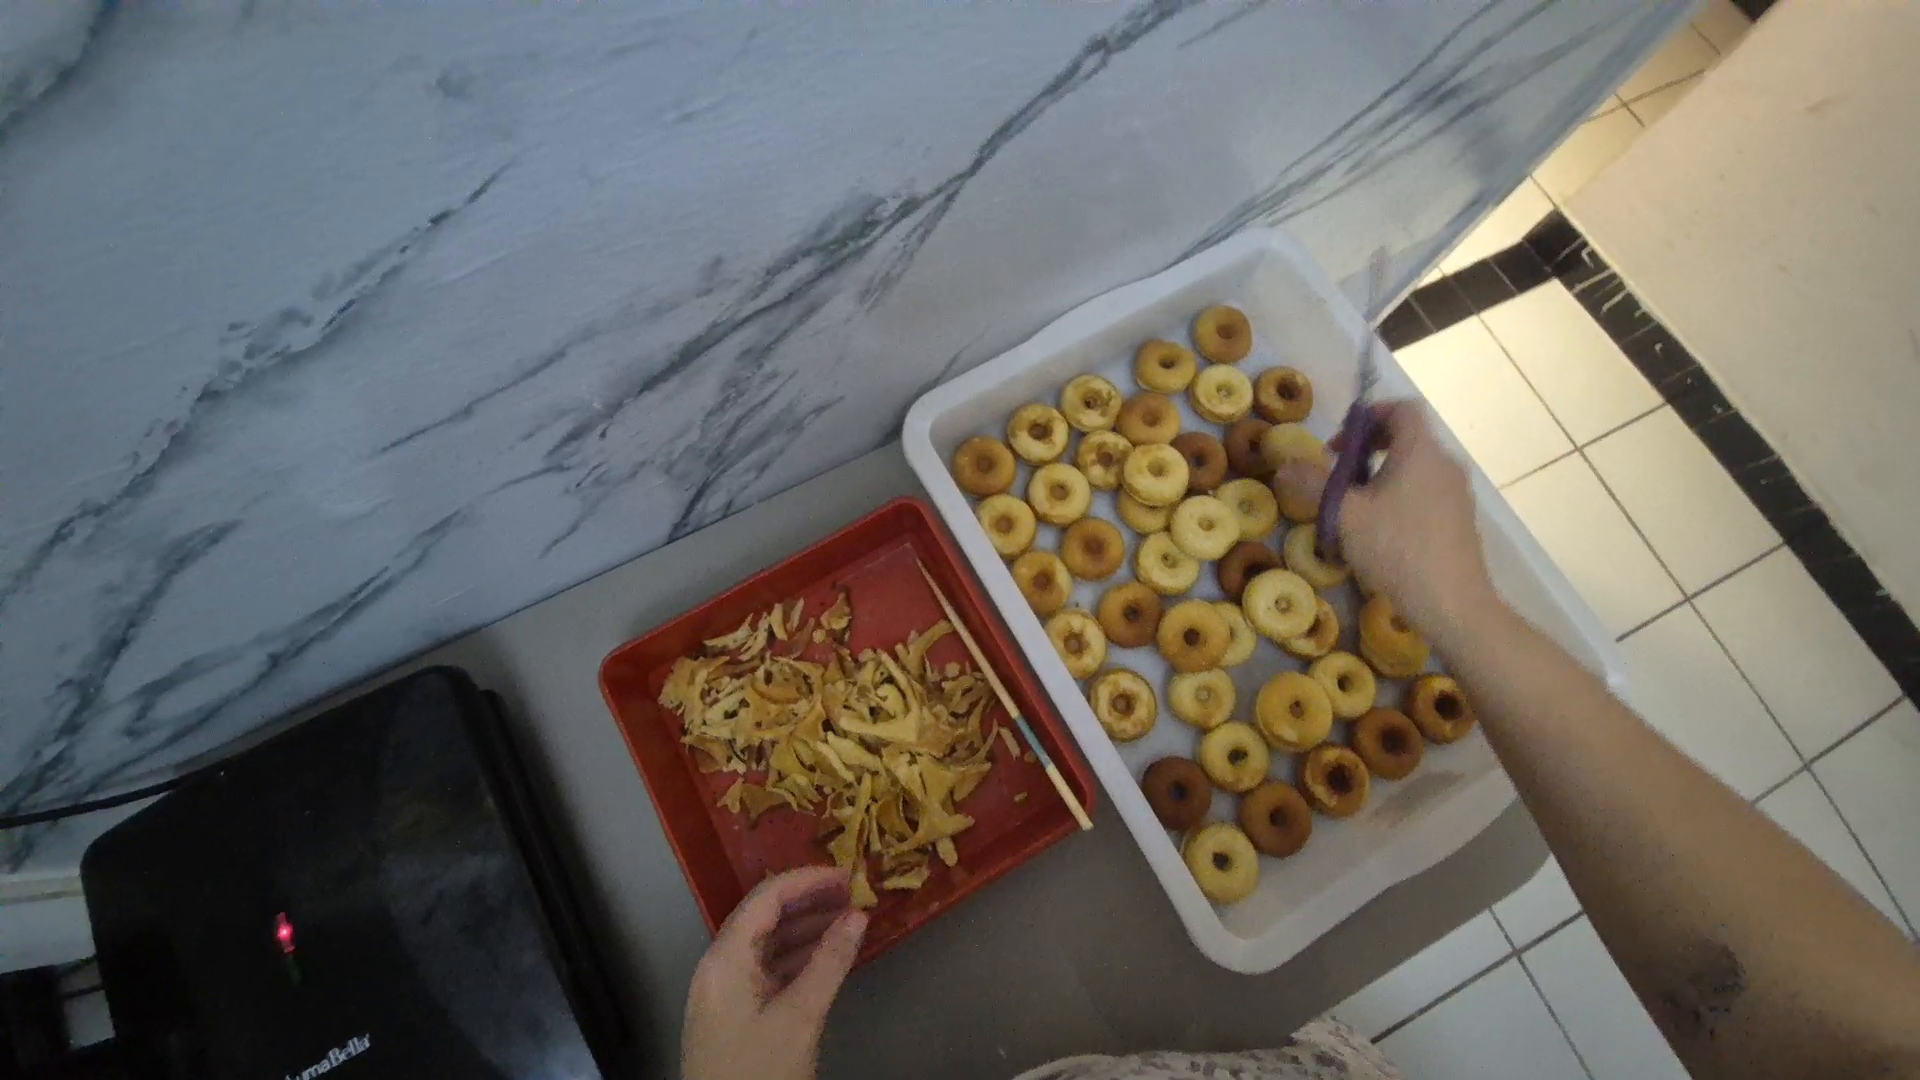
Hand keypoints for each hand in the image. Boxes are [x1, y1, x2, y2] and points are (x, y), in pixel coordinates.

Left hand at [682, 867, 867, 1079]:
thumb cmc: (758, 1075)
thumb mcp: (800, 1019)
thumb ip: (830, 961)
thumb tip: (859, 914)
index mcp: (724, 959)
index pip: (766, 898)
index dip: (807, 880)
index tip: (848, 875)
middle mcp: (718, 967)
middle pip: (765, 916)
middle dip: (810, 901)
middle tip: (854, 894)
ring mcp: (723, 992)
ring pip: (767, 942)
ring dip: (807, 928)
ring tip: (849, 921)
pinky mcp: (733, 1014)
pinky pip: (767, 968)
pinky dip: (798, 957)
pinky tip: (829, 957)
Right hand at [1284, 401, 1499, 644]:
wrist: (1451, 601)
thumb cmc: (1396, 548)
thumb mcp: (1343, 515)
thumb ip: (1312, 484)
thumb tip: (1285, 465)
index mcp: (1420, 452)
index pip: (1402, 409)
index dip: (1369, 415)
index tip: (1339, 442)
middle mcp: (1445, 464)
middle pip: (1408, 436)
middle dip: (1368, 447)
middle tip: (1337, 471)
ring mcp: (1457, 493)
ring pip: (1415, 466)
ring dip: (1381, 473)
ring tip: (1353, 504)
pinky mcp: (1459, 519)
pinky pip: (1425, 490)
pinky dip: (1399, 494)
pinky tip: (1378, 529)